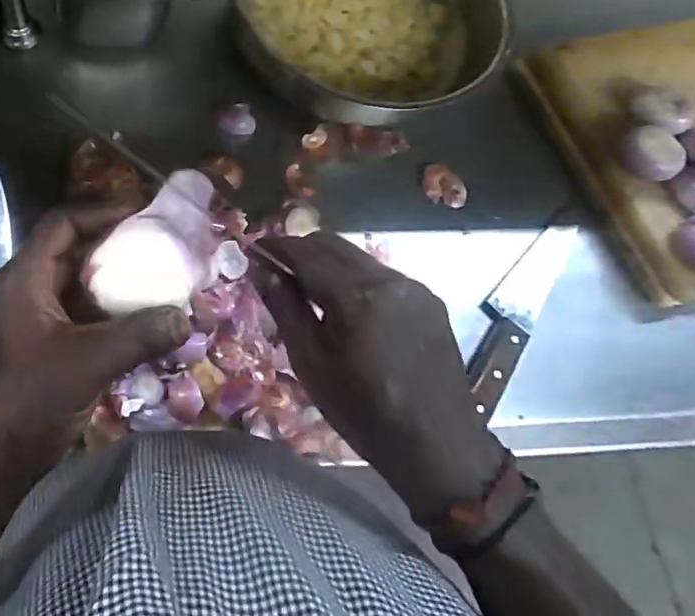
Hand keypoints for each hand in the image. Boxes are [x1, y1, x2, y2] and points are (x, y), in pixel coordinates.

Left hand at [0, 202, 192, 461]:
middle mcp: (29, 288)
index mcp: (25, 277)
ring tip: (157, 267)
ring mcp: (38, 315)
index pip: (63, 224)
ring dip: (115, 273)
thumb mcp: (89, 361)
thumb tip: (185, 316)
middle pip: (73, 248)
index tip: (141, 209)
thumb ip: (138, 335)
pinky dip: (112, 304)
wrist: (0, 457)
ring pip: (80, 279)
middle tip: (156, 236)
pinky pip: (84, 307)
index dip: (101, 211)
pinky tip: (143, 310)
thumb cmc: (33, 398)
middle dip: (114, 240)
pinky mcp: (50, 340)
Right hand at [253, 232, 505, 528]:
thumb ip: (285, 308)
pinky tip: (346, 306)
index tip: (254, 249)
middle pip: (332, 244)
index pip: (305, 253)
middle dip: (300, 250)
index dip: (275, 246)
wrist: (440, 450)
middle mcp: (387, 279)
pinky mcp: (429, 299)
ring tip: (308, 288)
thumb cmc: (364, 413)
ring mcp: (412, 287)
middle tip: (276, 268)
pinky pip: (380, 275)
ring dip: (327, 262)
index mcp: (355, 296)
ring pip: (357, 256)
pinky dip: (354, 278)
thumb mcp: (311, 364)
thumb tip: (262, 269)